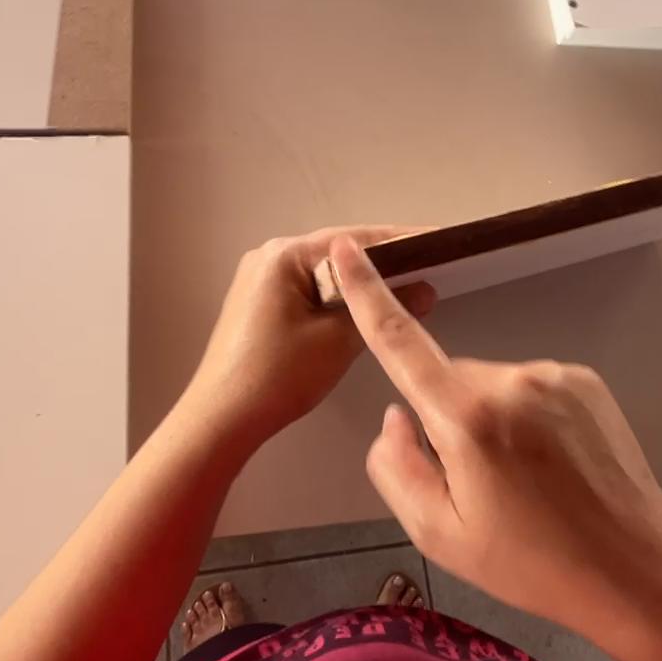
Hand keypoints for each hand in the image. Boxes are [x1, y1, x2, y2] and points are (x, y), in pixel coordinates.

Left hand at [179, 227, 436, 445]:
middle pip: (337, 252)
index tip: (441, 245)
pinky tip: (363, 308)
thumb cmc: (277, 377)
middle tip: (431, 267)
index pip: (353, 239)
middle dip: (382, 262)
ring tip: (406, 286)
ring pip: (323, 271)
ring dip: (359, 282)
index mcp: (283, 255)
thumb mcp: (338, 341)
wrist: (220, 420)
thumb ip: (383, 311)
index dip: (401, 242)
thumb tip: (426, 289)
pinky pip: (307, 288)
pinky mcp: (258, 303)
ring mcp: (259, 280)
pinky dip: (337, 297)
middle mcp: (268, 257)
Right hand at [330, 237, 661, 640]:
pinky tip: (551, 460)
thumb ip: (395, 466)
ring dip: (489, 416)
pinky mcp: (583, 378)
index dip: (367, 293)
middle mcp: (509, 378)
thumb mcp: (438, 533)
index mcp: (467, 416)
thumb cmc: (529, 562)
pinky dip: (524, 413)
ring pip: (489, 383)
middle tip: (479, 480)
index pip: (400, 342)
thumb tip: (396, 415)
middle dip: (448, 417)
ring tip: (524, 477)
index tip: (346, 250)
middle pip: (448, 379)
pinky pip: (528, 384)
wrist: (634, 569)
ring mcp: (553, 373)